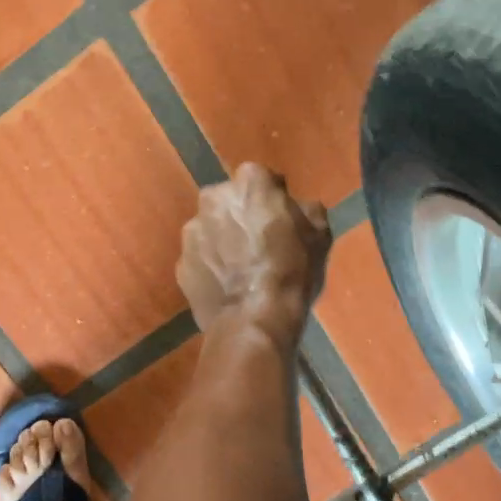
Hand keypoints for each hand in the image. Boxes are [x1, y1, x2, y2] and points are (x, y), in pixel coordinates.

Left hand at [177, 163, 330, 337]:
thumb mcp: (319, 235)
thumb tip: (296, 207)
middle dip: (242, 216)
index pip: (263, 179)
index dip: (274, 199)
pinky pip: (199, 260)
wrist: (254, 321)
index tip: (282, 220)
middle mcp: (213, 198)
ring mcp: (192, 233)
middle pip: (230, 202)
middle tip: (259, 245)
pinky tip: (226, 287)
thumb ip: (306, 210)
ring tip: (239, 271)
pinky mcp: (181, 265)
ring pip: (210, 230)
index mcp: (249, 182)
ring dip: (222, 242)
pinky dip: (210, 268)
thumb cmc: (292, 272)